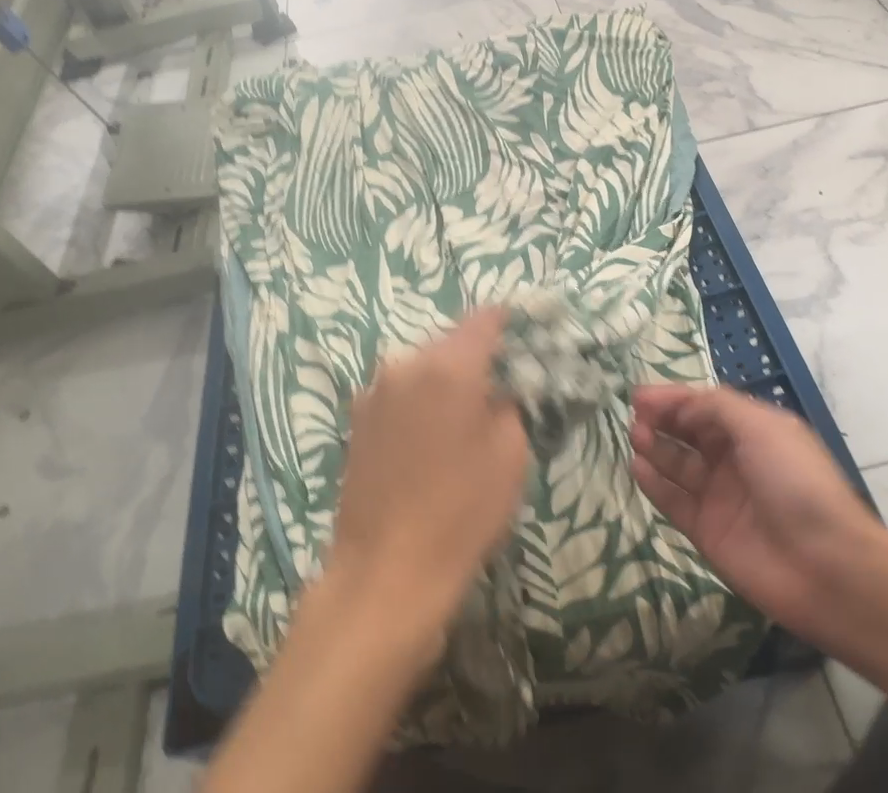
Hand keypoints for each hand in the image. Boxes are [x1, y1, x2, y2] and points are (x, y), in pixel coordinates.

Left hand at [329, 308, 529, 625]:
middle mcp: (404, 364)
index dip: (512, 322)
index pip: (486, 319)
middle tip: (504, 387)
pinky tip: (433, 438)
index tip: (530, 336)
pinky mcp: (357, 419)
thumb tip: (500, 386)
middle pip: (451, 342)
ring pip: (423, 368)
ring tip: (466, 418)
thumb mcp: (510, 453)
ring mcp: (374, 391)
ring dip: (447, 381)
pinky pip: (401, 393)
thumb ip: (509, 402)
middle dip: (479, 357)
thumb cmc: (462, 511)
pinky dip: (421, 402)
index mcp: (447, 366)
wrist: (387, 569)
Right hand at [630, 385, 880, 637]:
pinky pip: (673, 501)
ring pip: (679, 465)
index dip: (676, 398)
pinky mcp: (706, 530)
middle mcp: (738, 460)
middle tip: (635, 414)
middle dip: (663, 420)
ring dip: (656, 447)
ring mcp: (721, 497)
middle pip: (691, 433)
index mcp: (757, 432)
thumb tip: (679, 407)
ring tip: (635, 436)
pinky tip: (637, 467)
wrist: (822, 565)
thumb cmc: (796, 483)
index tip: (641, 396)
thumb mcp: (763, 428)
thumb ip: (717, 408)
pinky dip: (654, 483)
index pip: (709, 407)